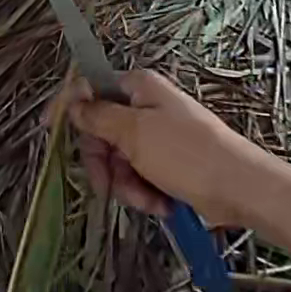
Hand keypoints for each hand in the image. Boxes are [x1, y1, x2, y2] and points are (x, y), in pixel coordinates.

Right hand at [67, 68, 270, 228]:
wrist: (241, 190)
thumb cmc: (188, 154)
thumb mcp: (134, 133)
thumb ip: (97, 116)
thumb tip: (73, 102)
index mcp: (138, 87)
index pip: (90, 89)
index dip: (69, 108)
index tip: (49, 129)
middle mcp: (145, 106)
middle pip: (101, 131)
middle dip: (104, 163)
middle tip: (107, 186)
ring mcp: (156, 135)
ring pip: (117, 159)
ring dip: (126, 184)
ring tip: (147, 200)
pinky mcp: (166, 162)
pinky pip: (137, 175)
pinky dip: (143, 192)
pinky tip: (160, 204)